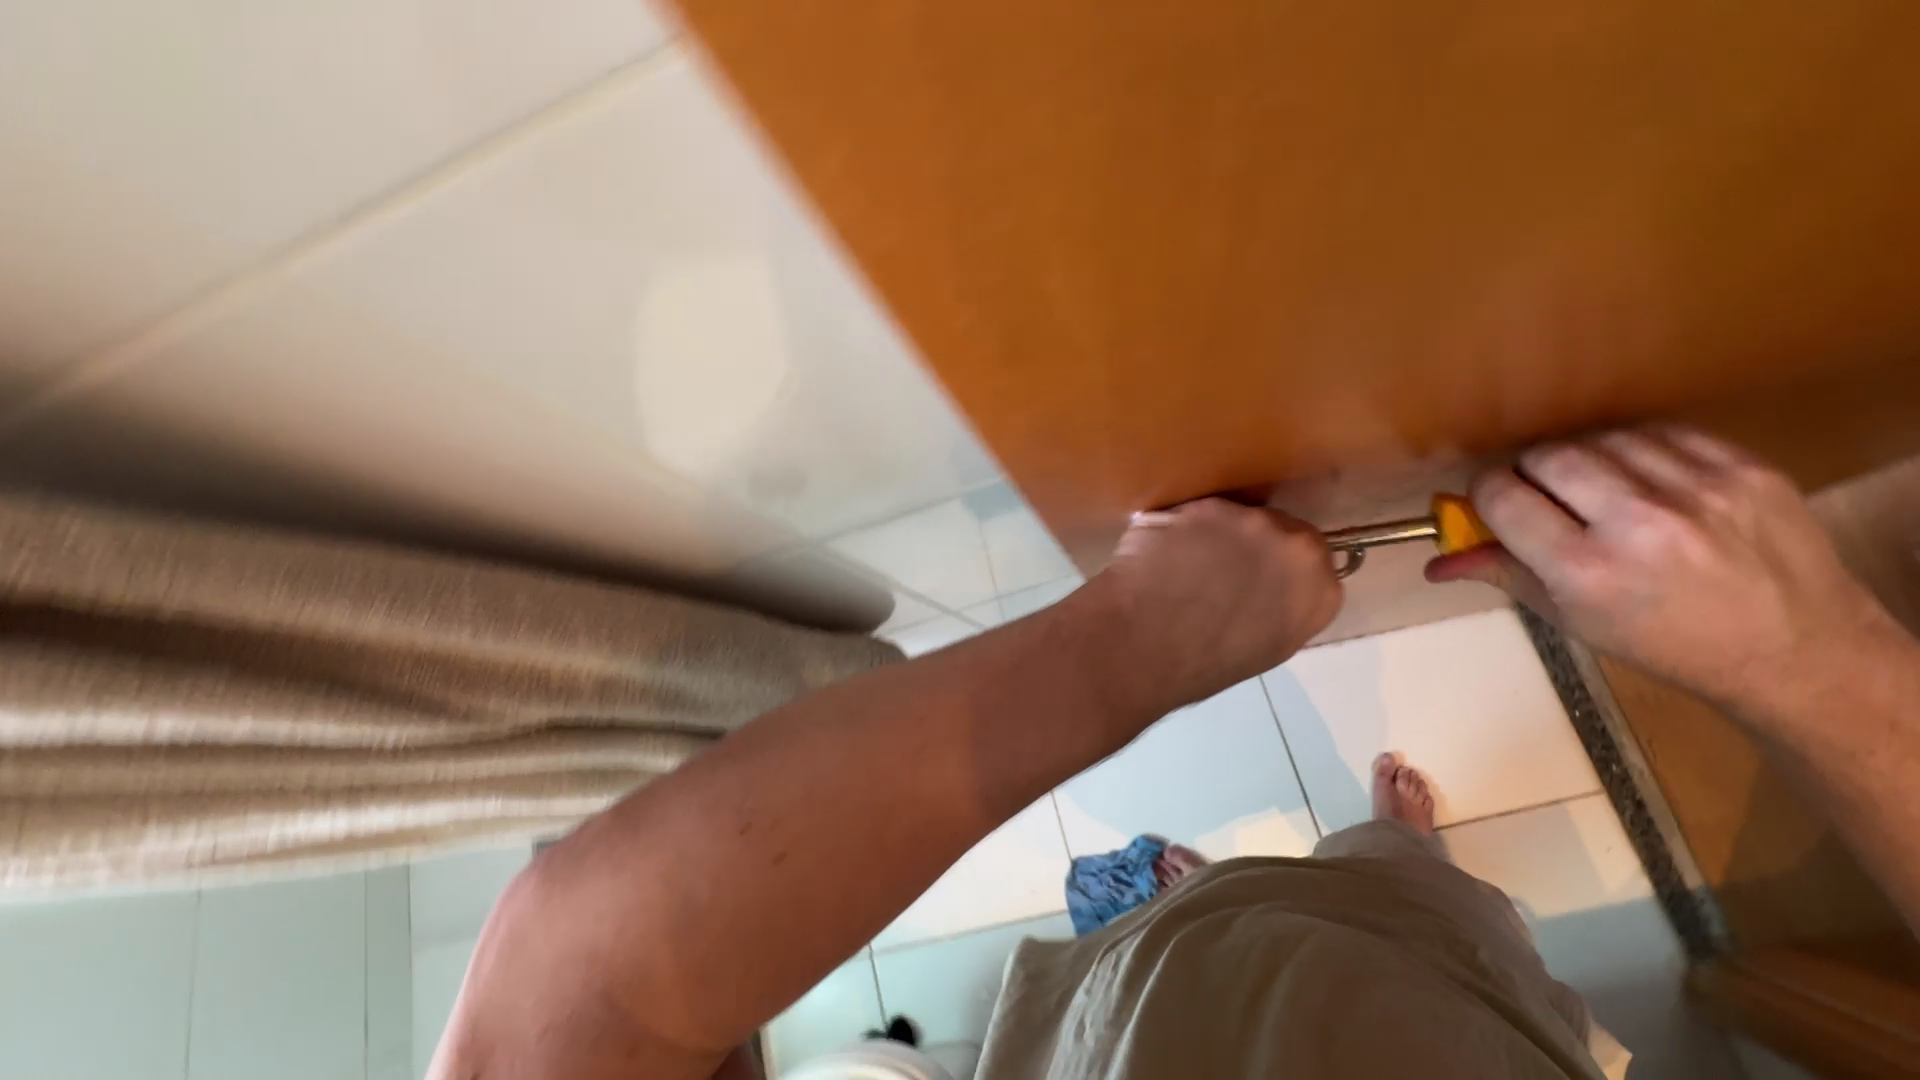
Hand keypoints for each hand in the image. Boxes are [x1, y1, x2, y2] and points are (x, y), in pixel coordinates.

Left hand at [1077, 498, 1341, 718]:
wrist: (1151, 644)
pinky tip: (1157, 554)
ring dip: (1211, 533)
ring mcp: (1251, 522)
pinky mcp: (1206, 506)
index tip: (1254, 574)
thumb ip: (1280, 609)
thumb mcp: (1266, 648)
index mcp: (1319, 592)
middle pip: (1277, 529)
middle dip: (1250, 542)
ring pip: (1233, 516)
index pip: (1310, 563)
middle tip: (1216, 566)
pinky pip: (1192, 513)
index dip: (1277, 565)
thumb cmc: (1205, 665)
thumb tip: (1264, 594)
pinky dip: (1175, 530)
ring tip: (1179, 563)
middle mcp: (1296, 548)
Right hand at [1428, 426, 1902, 721]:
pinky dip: (1636, 450)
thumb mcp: (1571, 620)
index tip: (1494, 502)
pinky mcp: (1743, 469)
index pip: (1501, 496)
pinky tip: (1641, 477)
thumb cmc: (1666, 642)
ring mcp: (1697, 491)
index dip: (1487, 494)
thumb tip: (1436, 564)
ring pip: (1599, 439)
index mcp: (1586, 570)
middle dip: (1532, 473)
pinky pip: (1659, 433)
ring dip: (1584, 460)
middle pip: (1545, 457)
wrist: (1796, 649)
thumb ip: (1502, 574)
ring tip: (1596, 488)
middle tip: (1543, 496)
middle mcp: (1638, 524)